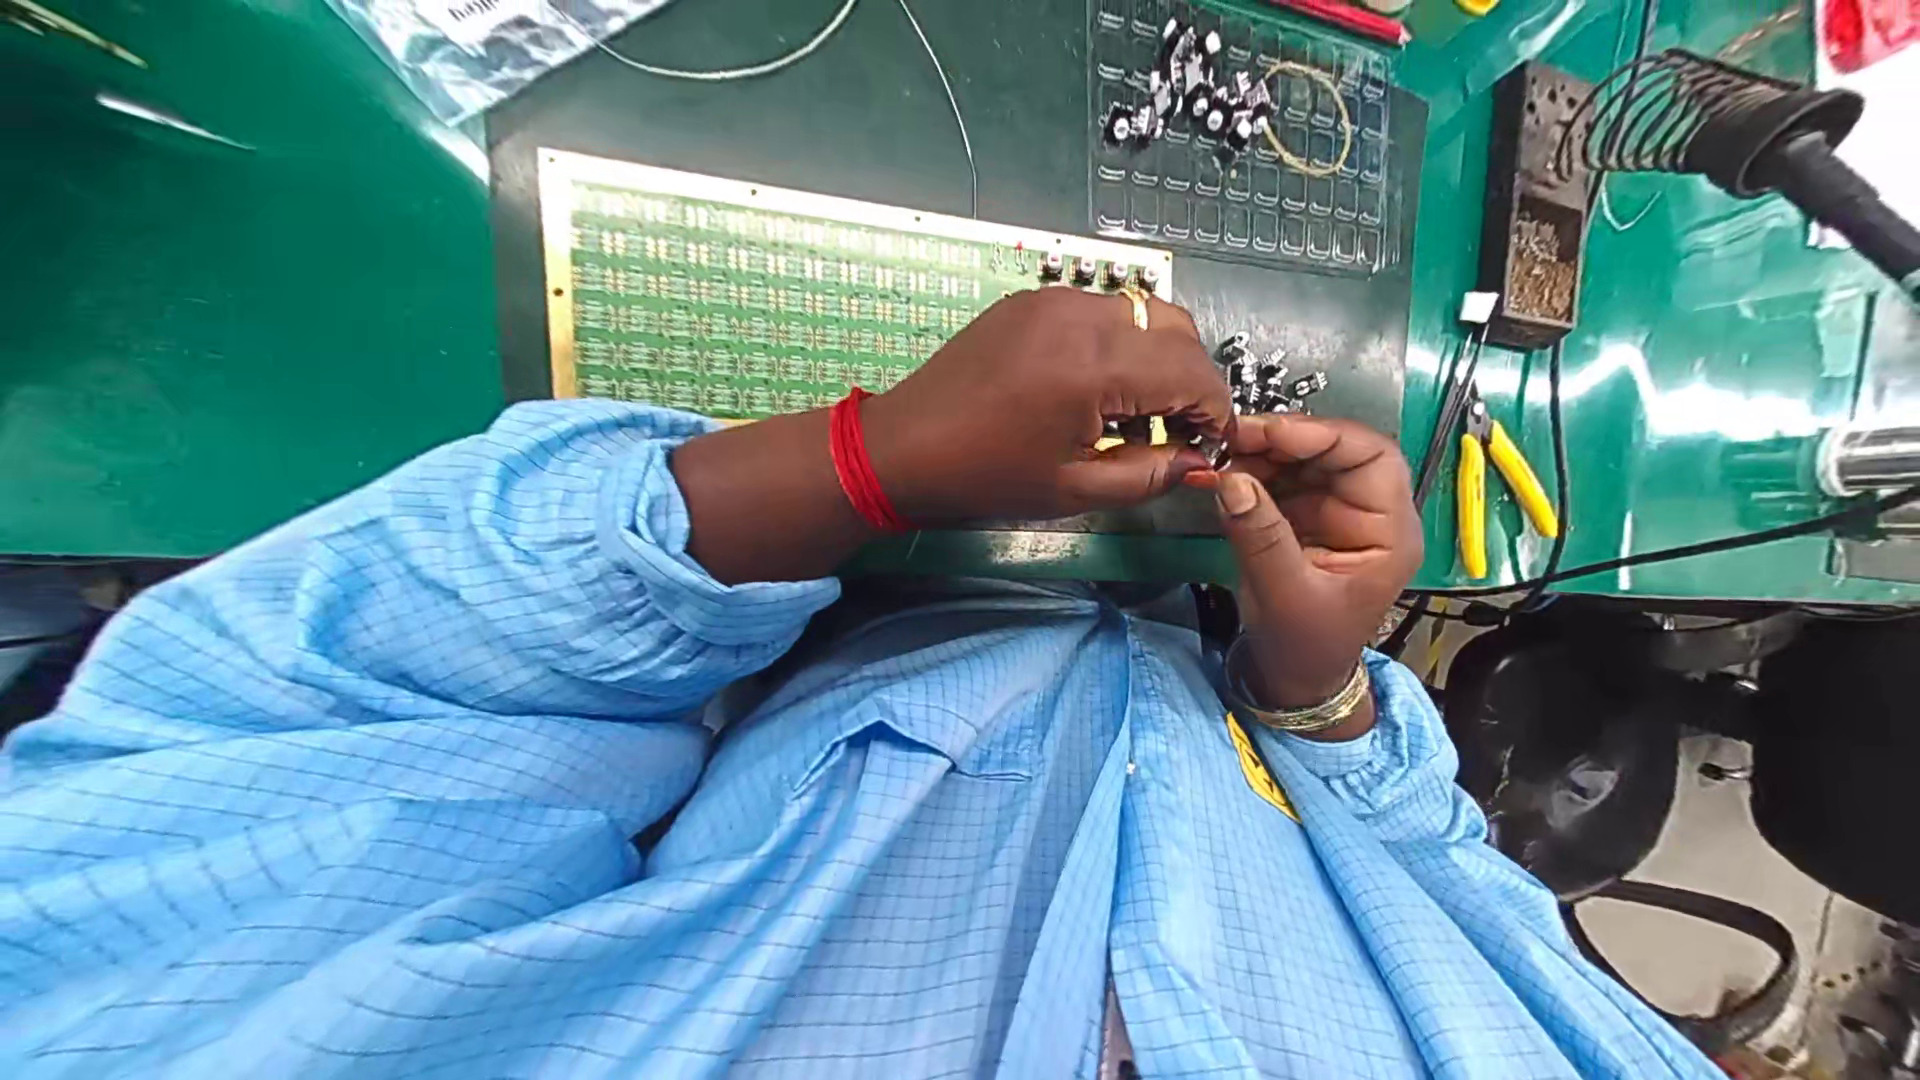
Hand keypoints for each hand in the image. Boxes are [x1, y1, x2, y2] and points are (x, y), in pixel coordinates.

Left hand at [672, 287, 1231, 584]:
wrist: (903, 448)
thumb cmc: (986, 476)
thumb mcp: (1074, 487)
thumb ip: (1148, 474)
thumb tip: (1196, 461)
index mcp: (1096, 363)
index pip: (1192, 370)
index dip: (1214, 409)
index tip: (1208, 440)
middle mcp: (1081, 314)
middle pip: (1175, 326)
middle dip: (1189, 377)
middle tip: (1172, 427)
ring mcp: (1050, 299)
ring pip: (1139, 310)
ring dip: (1155, 355)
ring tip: (1132, 408)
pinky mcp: (1027, 300)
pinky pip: (1096, 310)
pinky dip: (1115, 341)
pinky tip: (1091, 384)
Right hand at [1193, 414, 1422, 732]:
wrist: (1293, 675)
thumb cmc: (1303, 642)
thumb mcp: (1283, 591)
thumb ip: (1259, 534)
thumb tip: (1230, 479)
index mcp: (1387, 531)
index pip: (1370, 457)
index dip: (1321, 435)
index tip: (1265, 432)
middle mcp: (1364, 512)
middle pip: (1334, 452)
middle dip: (1282, 440)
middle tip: (1231, 438)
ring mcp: (1330, 513)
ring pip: (1303, 462)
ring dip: (1260, 454)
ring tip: (1220, 458)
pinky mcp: (1300, 519)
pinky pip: (1278, 482)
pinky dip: (1249, 473)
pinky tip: (1223, 475)